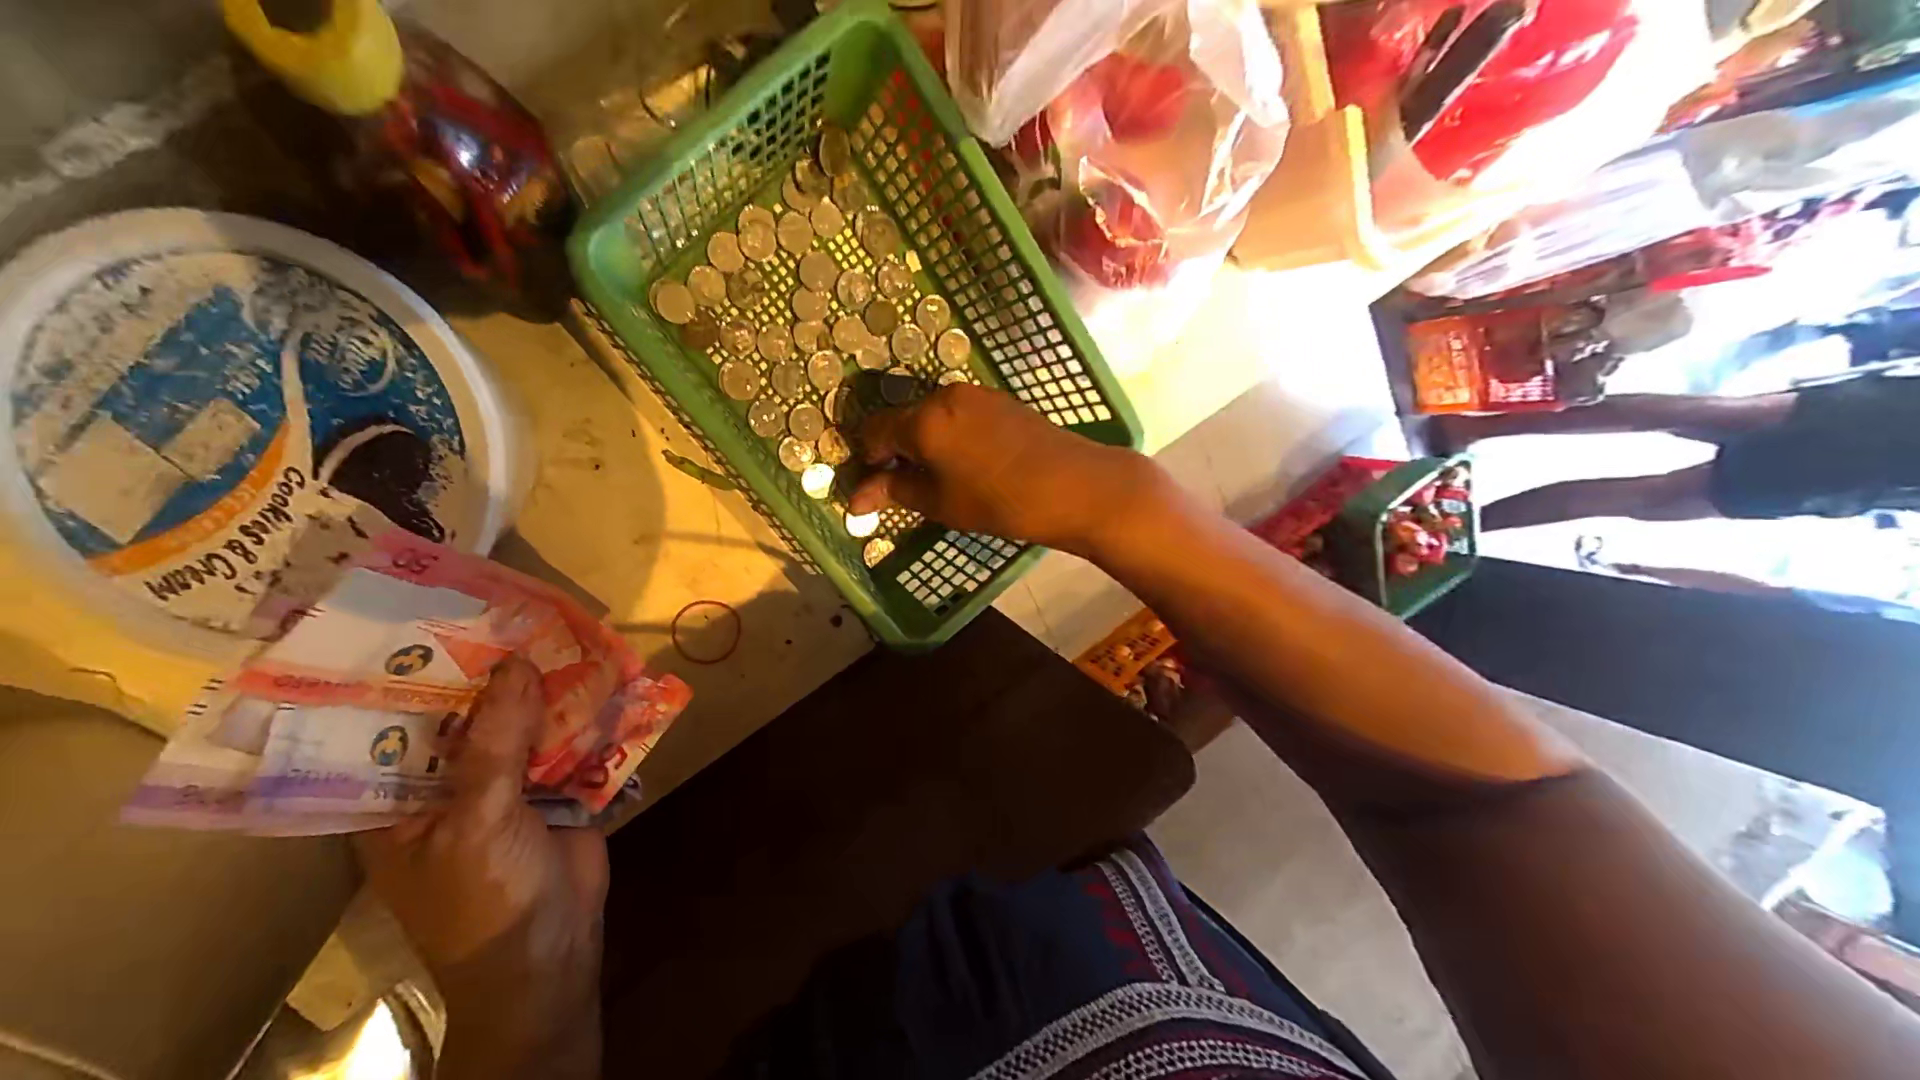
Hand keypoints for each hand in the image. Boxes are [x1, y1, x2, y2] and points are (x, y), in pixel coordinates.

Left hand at [355, 656, 604, 1079]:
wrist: (553, 952)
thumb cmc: (485, 899)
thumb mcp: (476, 822)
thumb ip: (493, 744)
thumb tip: (515, 665)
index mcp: (397, 800)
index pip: (393, 727)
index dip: (412, 678)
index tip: (435, 622)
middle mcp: (447, 784)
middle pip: (469, 716)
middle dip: (494, 674)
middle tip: (514, 613)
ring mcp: (506, 786)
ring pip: (524, 724)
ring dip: (547, 689)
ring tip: (564, 632)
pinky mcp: (556, 788)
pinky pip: (567, 743)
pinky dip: (585, 716)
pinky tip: (604, 678)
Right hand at [848, 384, 1163, 555]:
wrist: (1074, 486)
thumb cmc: (999, 501)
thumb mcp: (941, 502)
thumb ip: (895, 491)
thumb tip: (857, 498)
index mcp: (923, 419)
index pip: (874, 431)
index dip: (868, 461)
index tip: (876, 487)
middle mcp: (944, 395)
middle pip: (904, 419)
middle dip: (898, 451)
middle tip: (909, 486)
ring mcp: (976, 394)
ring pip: (933, 416)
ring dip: (926, 443)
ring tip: (942, 478)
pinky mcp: (1000, 400)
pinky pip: (959, 414)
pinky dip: (951, 436)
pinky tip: (969, 463)